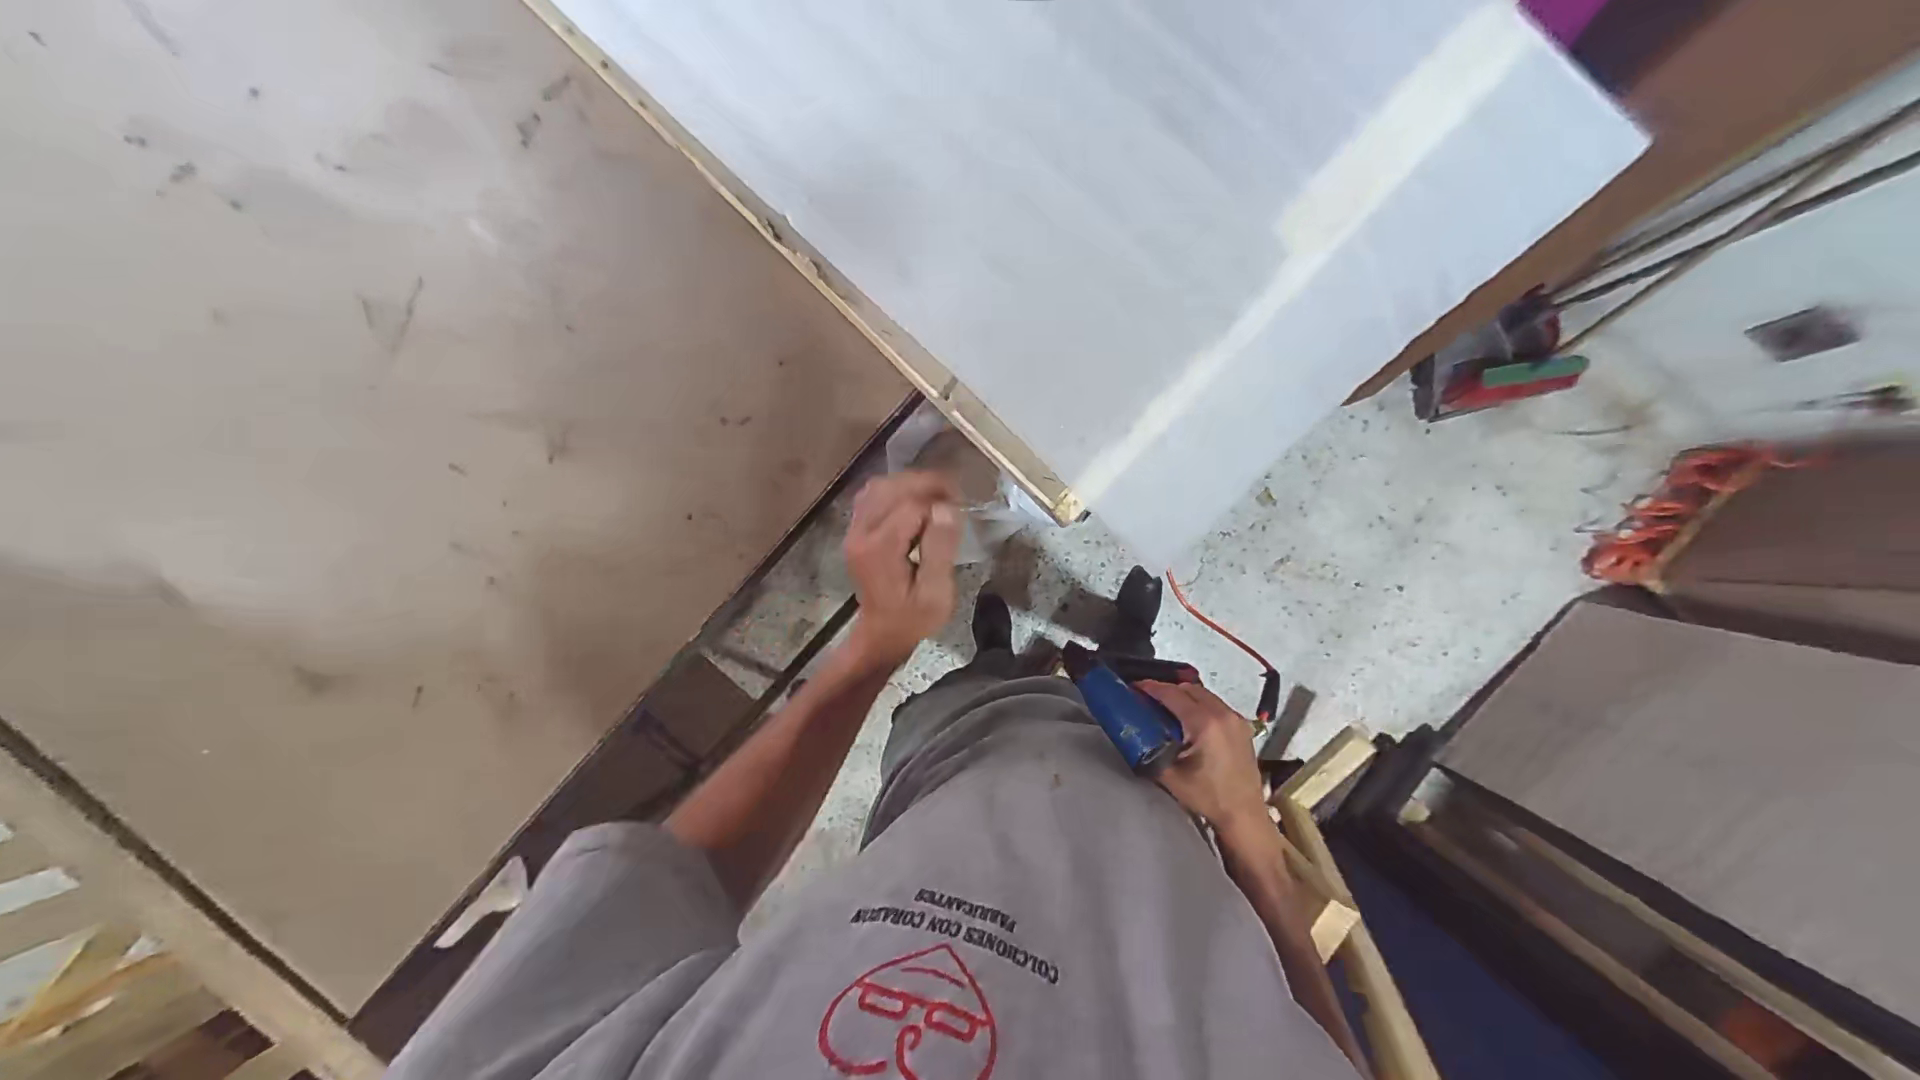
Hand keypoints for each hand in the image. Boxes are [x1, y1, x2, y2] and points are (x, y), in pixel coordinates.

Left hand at [842, 471, 962, 669]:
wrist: (881, 634)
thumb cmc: (913, 619)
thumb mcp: (936, 593)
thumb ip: (940, 549)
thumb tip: (947, 508)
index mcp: (880, 549)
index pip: (911, 506)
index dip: (939, 500)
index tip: (961, 508)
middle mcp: (861, 534)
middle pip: (892, 488)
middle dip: (926, 484)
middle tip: (954, 494)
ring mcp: (854, 531)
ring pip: (879, 487)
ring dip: (910, 484)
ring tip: (937, 495)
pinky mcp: (855, 531)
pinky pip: (872, 496)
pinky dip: (895, 491)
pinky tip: (915, 502)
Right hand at [1137, 681, 1268, 836]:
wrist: (1244, 814)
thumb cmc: (1207, 797)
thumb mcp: (1170, 775)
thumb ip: (1151, 749)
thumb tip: (1135, 732)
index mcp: (1204, 723)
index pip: (1172, 694)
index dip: (1151, 688)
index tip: (1135, 687)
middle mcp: (1222, 714)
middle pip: (1189, 688)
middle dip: (1167, 690)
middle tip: (1148, 699)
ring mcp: (1235, 719)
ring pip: (1204, 694)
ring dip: (1184, 696)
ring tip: (1166, 707)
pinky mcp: (1242, 726)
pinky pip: (1216, 704)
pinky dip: (1199, 704)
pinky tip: (1189, 719)